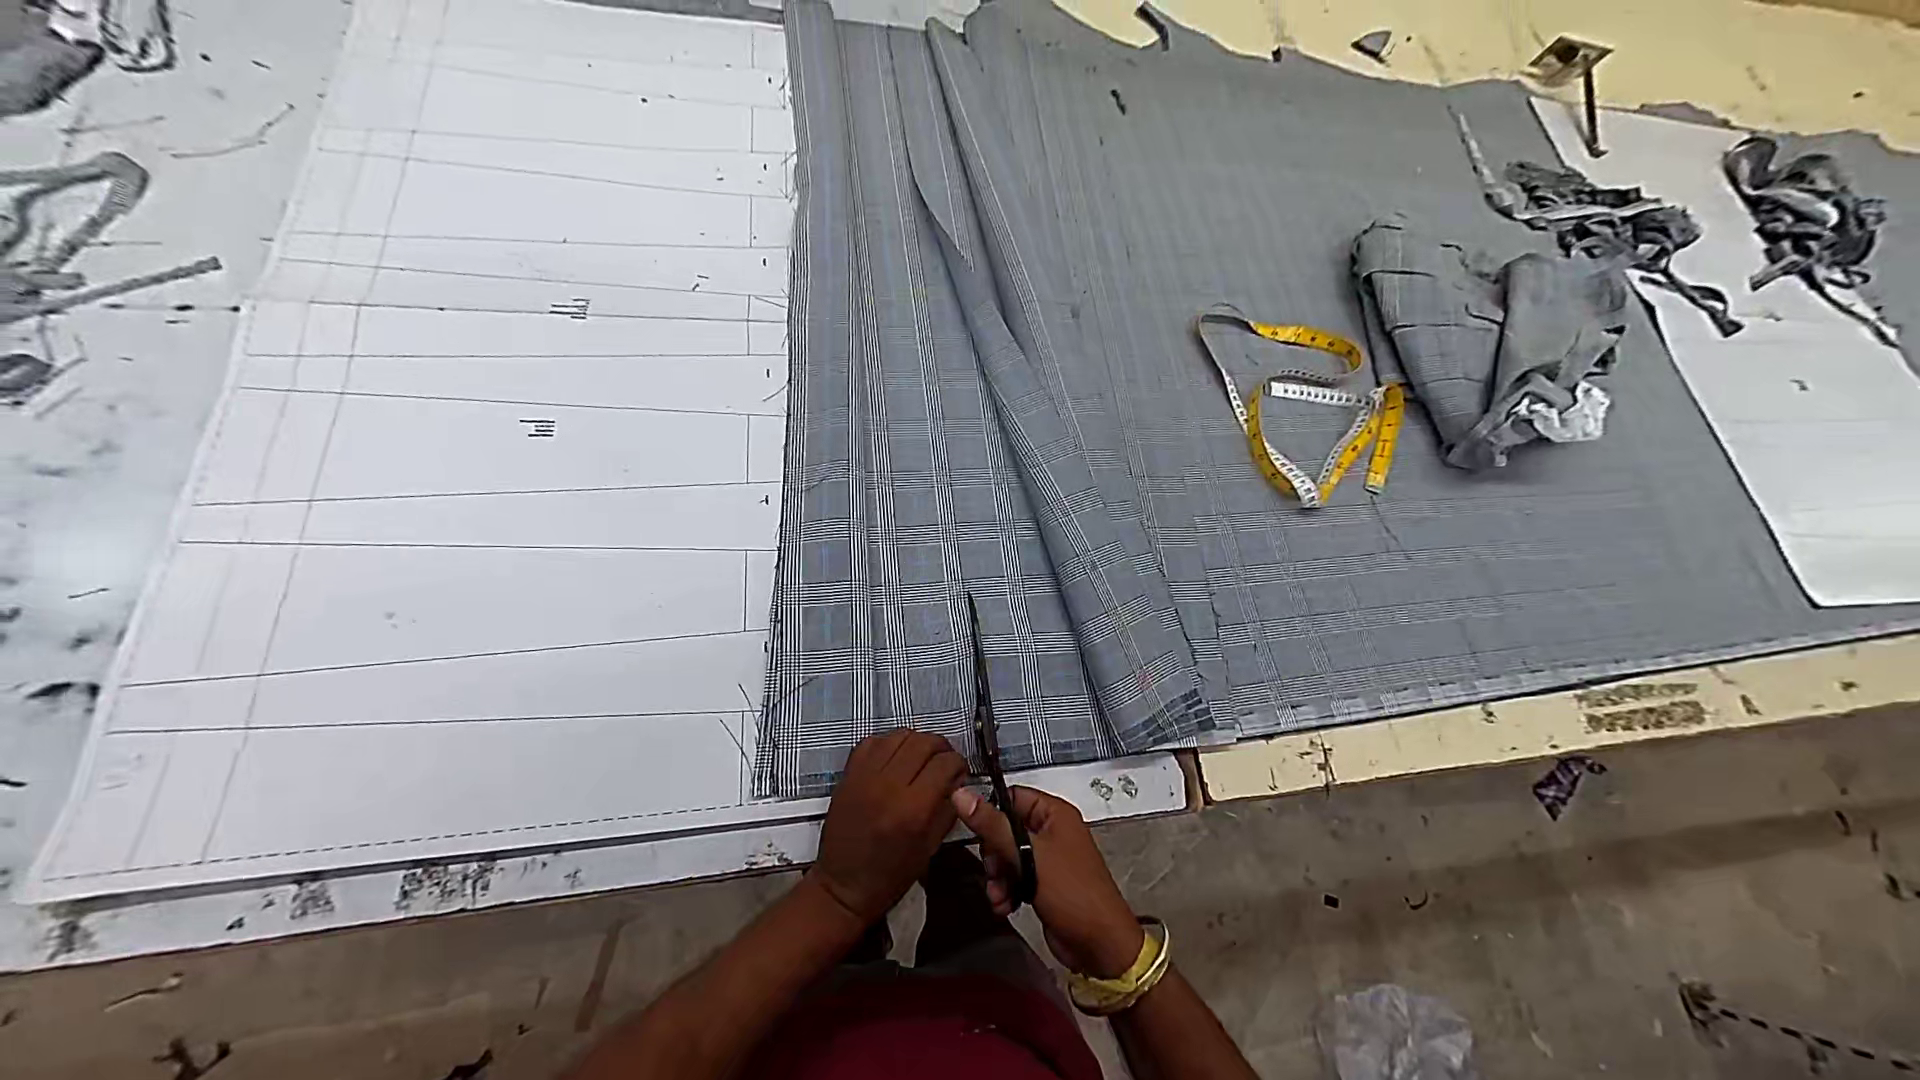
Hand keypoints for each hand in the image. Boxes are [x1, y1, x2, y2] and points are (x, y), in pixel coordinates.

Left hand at [808, 730, 967, 925]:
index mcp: (912, 810)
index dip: (959, 764)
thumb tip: (958, 782)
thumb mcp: (929, 848)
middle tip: (944, 761)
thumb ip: (948, 809)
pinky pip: (872, 741)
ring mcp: (865, 777)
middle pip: (924, 742)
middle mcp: (888, 786)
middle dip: (941, 747)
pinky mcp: (849, 774)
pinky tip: (895, 758)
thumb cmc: (888, 876)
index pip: (945, 764)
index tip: (960, 771)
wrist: (842, 886)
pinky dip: (888, 744)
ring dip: (916, 742)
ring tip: (921, 757)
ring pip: (899, 735)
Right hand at [952, 785, 1145, 977]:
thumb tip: (961, 794)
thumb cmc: (1071, 892)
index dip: (990, 812)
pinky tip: (1004, 905)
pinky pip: (1015, 877)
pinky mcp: (1043, 884)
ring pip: (1007, 856)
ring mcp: (1048, 859)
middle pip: (1005, 829)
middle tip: (993, 870)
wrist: (1099, 946)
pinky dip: (1006, 890)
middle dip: (993, 854)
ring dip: (997, 876)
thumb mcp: (1028, 856)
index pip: (1011, 797)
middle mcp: (1051, 831)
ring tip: (998, 894)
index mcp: (1053, 813)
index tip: (976, 832)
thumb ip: (992, 826)